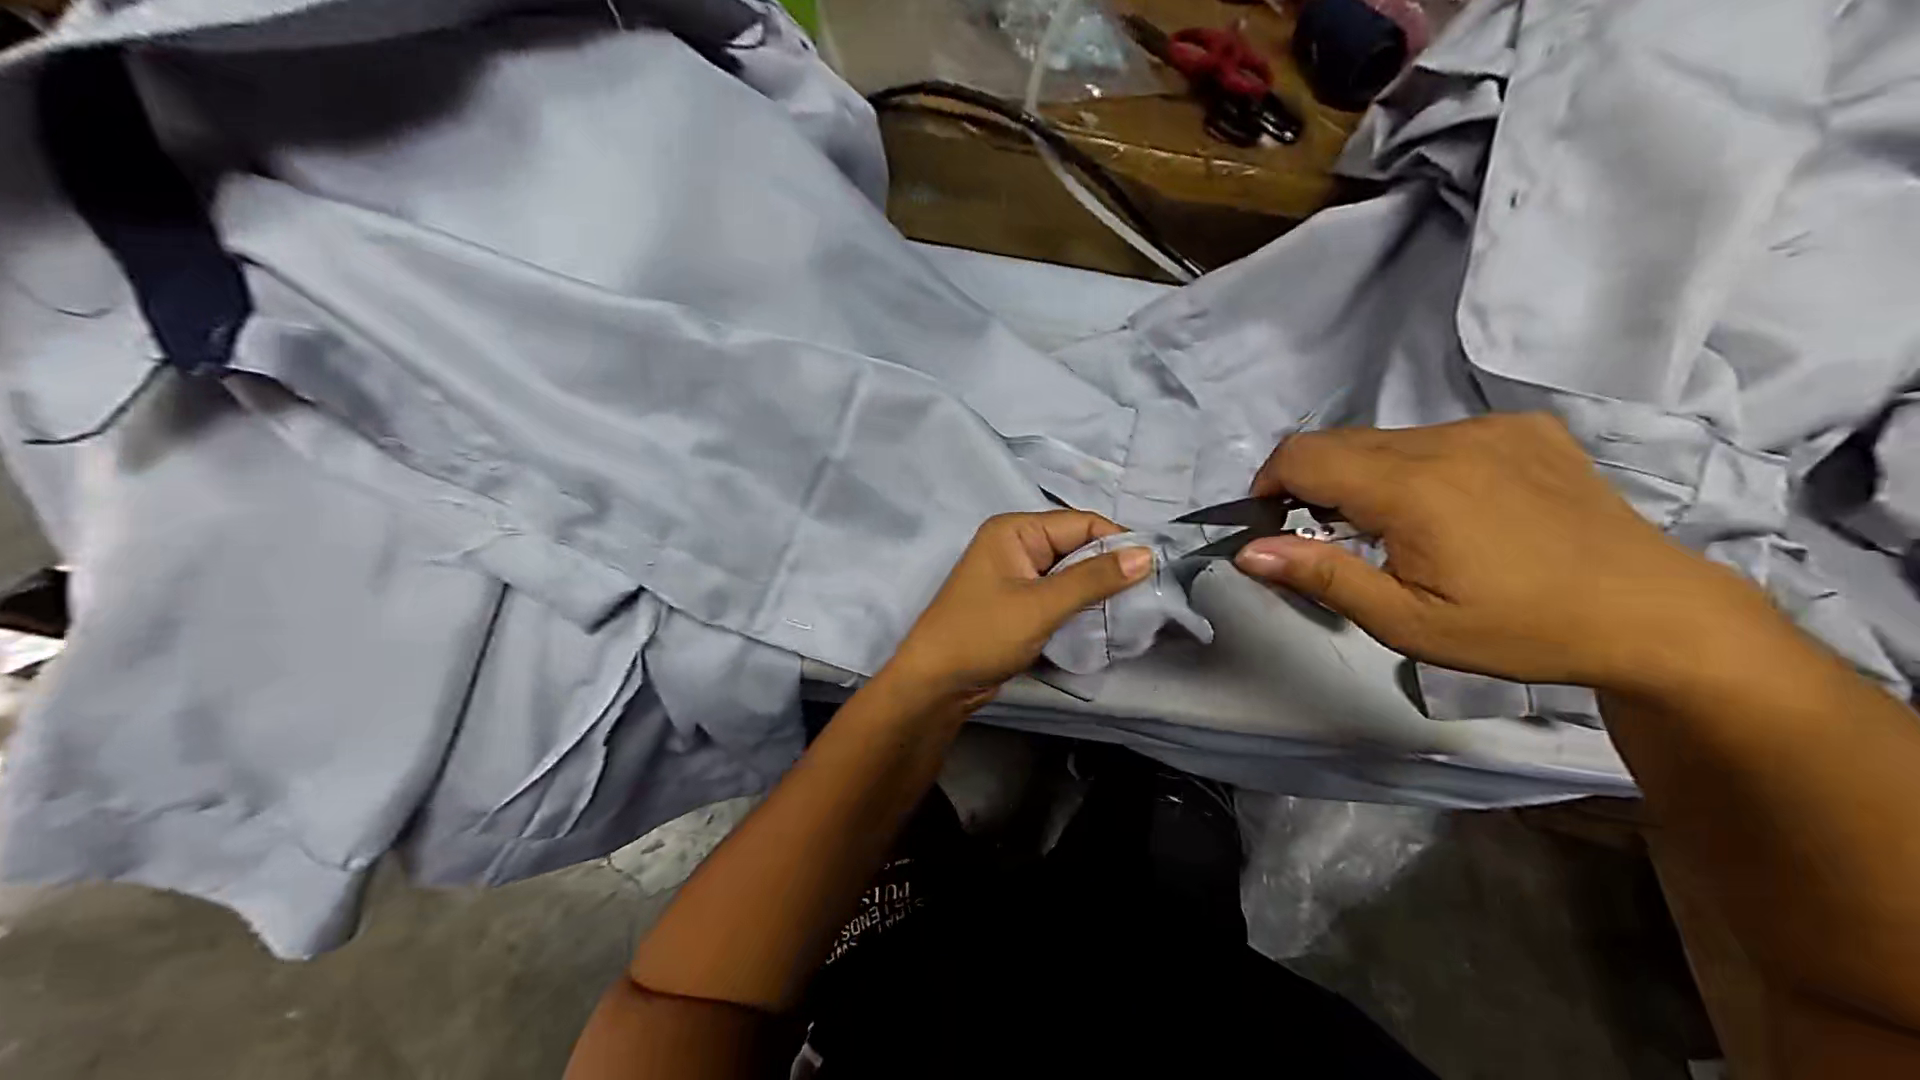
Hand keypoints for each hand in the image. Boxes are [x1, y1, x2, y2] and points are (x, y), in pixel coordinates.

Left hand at [881, 511, 1152, 706]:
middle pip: (1077, 546)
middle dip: (1109, 568)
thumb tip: (1146, 555)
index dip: (1118, 543)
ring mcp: (1017, 574)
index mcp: (1015, 530)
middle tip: (1147, 594)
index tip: (1153, 569)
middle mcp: (1016, 544)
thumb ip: (1093, 579)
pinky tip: (1103, 620)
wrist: (937, 683)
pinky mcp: (1019, 602)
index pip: (1081, 523)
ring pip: (1071, 573)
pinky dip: (1080, 605)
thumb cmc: (983, 634)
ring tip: (1131, 609)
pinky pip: (1059, 594)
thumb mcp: (1041, 605)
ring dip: (1097, 589)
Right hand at [1232, 414, 1779, 693]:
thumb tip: (1248, 551)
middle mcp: (1445, 440)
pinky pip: (1435, 434)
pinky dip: (1413, 465)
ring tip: (1393, 526)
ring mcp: (1489, 427)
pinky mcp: (1523, 427)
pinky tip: (1448, 506)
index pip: (1301, 456)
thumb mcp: (1407, 622)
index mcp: (1411, 489)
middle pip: (1336, 442)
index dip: (1268, 483)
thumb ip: (1321, 577)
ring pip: (1383, 437)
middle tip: (1328, 536)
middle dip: (1310, 482)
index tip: (1271, 521)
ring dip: (1361, 475)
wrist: (1652, 614)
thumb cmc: (1518, 630)